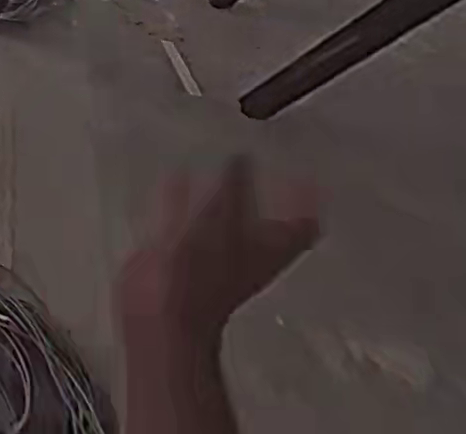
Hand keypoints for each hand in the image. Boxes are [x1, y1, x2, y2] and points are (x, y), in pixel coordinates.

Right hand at [115, 155, 318, 346]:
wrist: (161, 308)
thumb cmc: (200, 273)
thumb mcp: (219, 227)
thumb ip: (229, 193)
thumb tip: (243, 156)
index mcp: (268, 247)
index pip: (302, 221)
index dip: (304, 196)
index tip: (304, 167)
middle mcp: (246, 246)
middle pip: (266, 216)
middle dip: (265, 190)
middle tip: (261, 158)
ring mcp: (213, 247)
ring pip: (226, 212)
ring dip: (224, 189)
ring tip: (218, 160)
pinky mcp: (180, 245)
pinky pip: (188, 212)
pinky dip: (185, 194)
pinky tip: (176, 175)